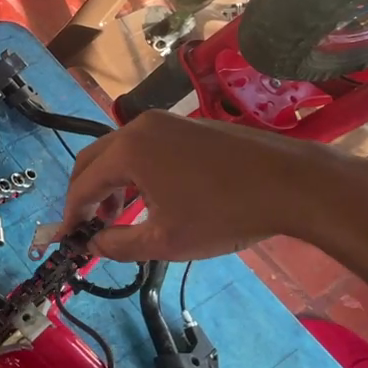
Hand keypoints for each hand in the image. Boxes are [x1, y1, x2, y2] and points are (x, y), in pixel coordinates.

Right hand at [58, 110, 367, 261]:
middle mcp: (137, 127)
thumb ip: (119, 244)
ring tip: (119, 214)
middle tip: (88, 223)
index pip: (82, 183)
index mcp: (126, 151)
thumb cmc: (227, 215)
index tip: (68, 237)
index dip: (72, 212)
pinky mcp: (187, 126)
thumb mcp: (167, 241)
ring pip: (118, 152)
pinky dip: (135, 171)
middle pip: (92, 159)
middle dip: (85, 193)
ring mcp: (164, 122)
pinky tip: (153, 196)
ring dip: (111, 182)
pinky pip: (144, 147)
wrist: (298, 186)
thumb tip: (93, 243)